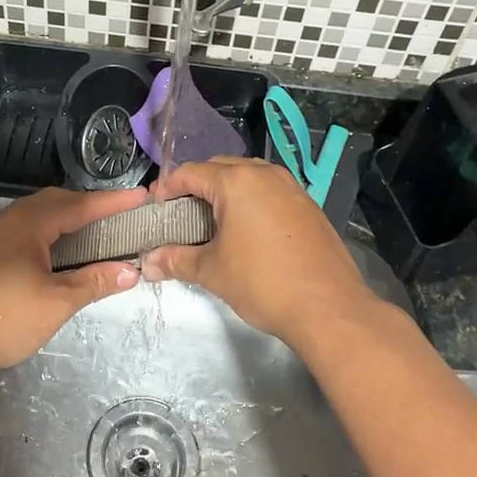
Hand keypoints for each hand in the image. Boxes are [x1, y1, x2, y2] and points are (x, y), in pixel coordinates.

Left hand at [0, 187, 147, 377]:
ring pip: (38, 213)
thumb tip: (130, 270)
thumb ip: (95, 281)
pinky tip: (61, 249)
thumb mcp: (57, 302)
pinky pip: (26, 227)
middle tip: (120, 214)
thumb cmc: (5, 318)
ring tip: (96, 229)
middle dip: (89, 204)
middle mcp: (9, 218)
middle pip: (56, 201)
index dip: (112, 202)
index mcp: (28, 222)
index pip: (79, 205)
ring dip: (68, 216)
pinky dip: (51, 230)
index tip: (141, 197)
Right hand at [146, 156, 377, 341]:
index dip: (168, 188)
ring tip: (214, 222)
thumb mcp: (212, 271)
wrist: (329, 308)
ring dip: (227, 191)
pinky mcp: (309, 206)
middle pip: (220, 168)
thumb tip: (148, 262)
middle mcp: (265, 175)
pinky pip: (272, 192)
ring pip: (250, 177)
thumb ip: (177, 260)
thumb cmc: (263, 283)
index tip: (156, 210)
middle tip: (182, 215)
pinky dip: (253, 202)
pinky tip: (249, 232)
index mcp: (237, 182)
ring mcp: (292, 188)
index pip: (191, 173)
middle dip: (197, 186)